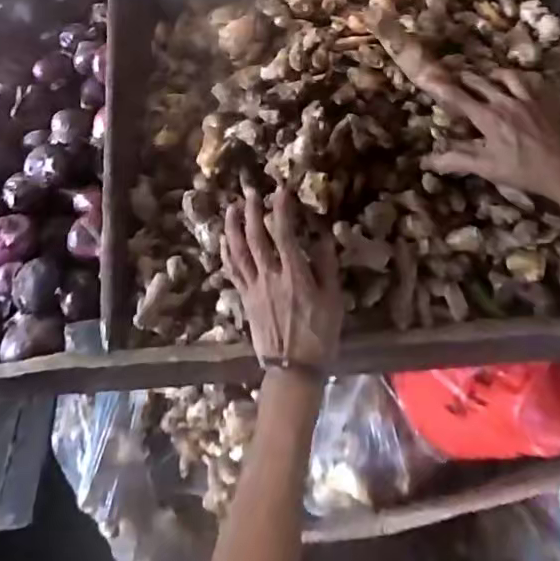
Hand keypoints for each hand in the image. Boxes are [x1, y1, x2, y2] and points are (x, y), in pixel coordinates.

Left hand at [222, 180, 341, 369]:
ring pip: (238, 251)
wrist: (293, 370)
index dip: (281, 209)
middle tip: (252, 191)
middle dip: (252, 211)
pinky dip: (227, 251)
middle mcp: (269, 277)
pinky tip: (225, 239)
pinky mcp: (244, 298)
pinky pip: (232, 270)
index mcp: (294, 276)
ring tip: (232, 207)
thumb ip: (327, 266)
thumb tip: (323, 236)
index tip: (281, 190)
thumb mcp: (333, 301)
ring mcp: (253, 287)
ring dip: (233, 226)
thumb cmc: (319, 335)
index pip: (284, 233)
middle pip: (255, 237)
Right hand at [369, 0, 559, 215]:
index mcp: (487, 117)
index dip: (441, 86)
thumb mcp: (488, 169)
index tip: (429, 77)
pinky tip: (521, 83)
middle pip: (479, 80)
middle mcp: (505, 101)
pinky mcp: (548, 98)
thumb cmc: (526, 171)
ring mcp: (529, 97)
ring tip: (488, 77)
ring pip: (506, 75)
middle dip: (464, 77)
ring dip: (492, 74)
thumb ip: (457, 160)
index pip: (458, 96)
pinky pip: (532, 80)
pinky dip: (521, 79)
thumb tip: (427, 161)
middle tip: (457, 76)